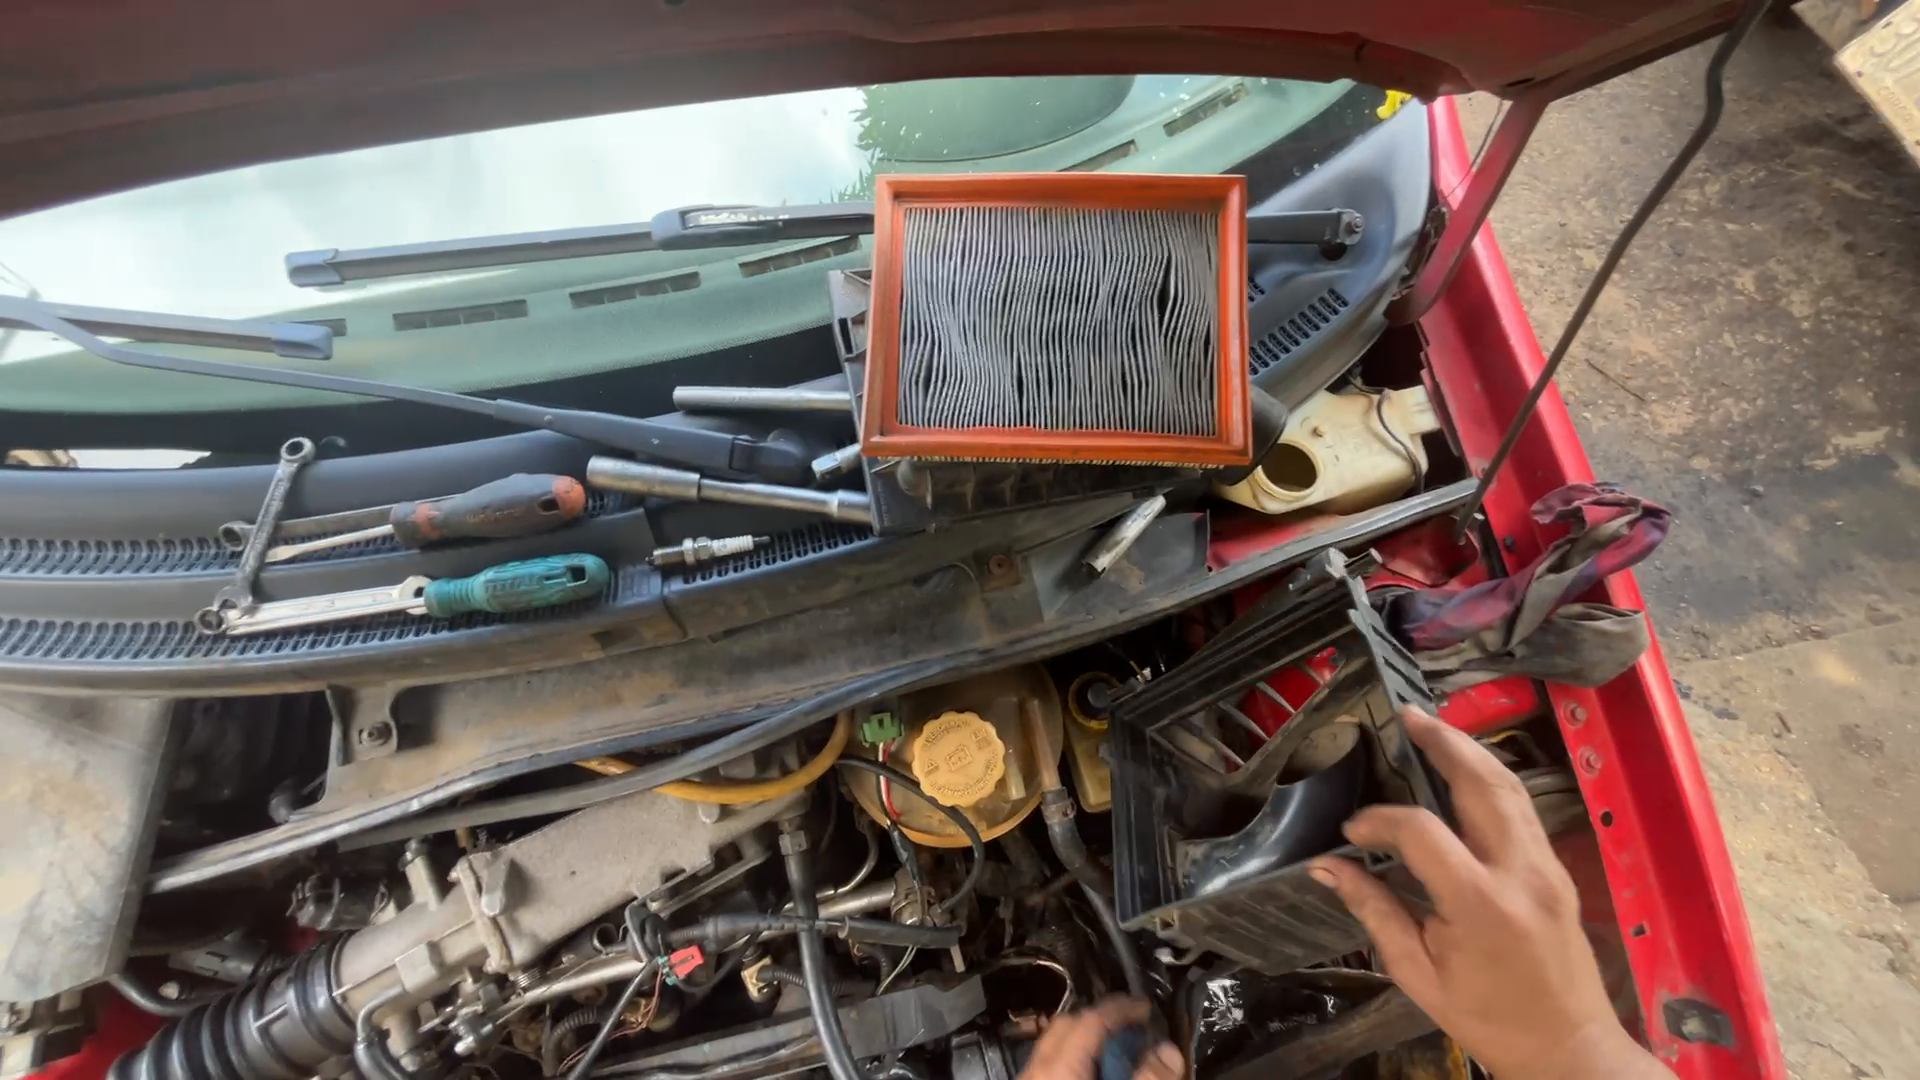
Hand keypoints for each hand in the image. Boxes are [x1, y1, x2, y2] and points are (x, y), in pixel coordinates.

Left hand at [1016, 997, 1182, 1079]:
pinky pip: (1052, 1067)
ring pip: (1058, 1047)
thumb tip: (1170, 1050)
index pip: (1090, 1018)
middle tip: (1137, 1030)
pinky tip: (1099, 1073)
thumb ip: (1147, 1079)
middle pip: (1069, 1026)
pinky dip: (1078, 1063)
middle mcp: (1036, 1068)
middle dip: (1104, 1022)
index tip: (1146, 1007)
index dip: (1121, 1007)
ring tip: (1122, 1056)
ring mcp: (1030, 1079)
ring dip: (1091, 1044)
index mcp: (1057, 1066)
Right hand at [1309, 708, 1670, 1079]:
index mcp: (1483, 904)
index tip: (1352, 833)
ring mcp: (1547, 867)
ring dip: (1468, 750)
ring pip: (1510, 788)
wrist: (1574, 1052)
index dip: (1379, 822)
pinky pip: (1520, 805)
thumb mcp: (1418, 973)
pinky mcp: (1554, 869)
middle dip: (1443, 744)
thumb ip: (1373, 910)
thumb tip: (1324, 866)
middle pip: (1484, 786)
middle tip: (1406, 716)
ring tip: (1430, 726)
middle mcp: (1522, 873)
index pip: (1422, 833)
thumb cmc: (1489, 1019)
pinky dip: (1486, 775)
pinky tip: (1460, 764)